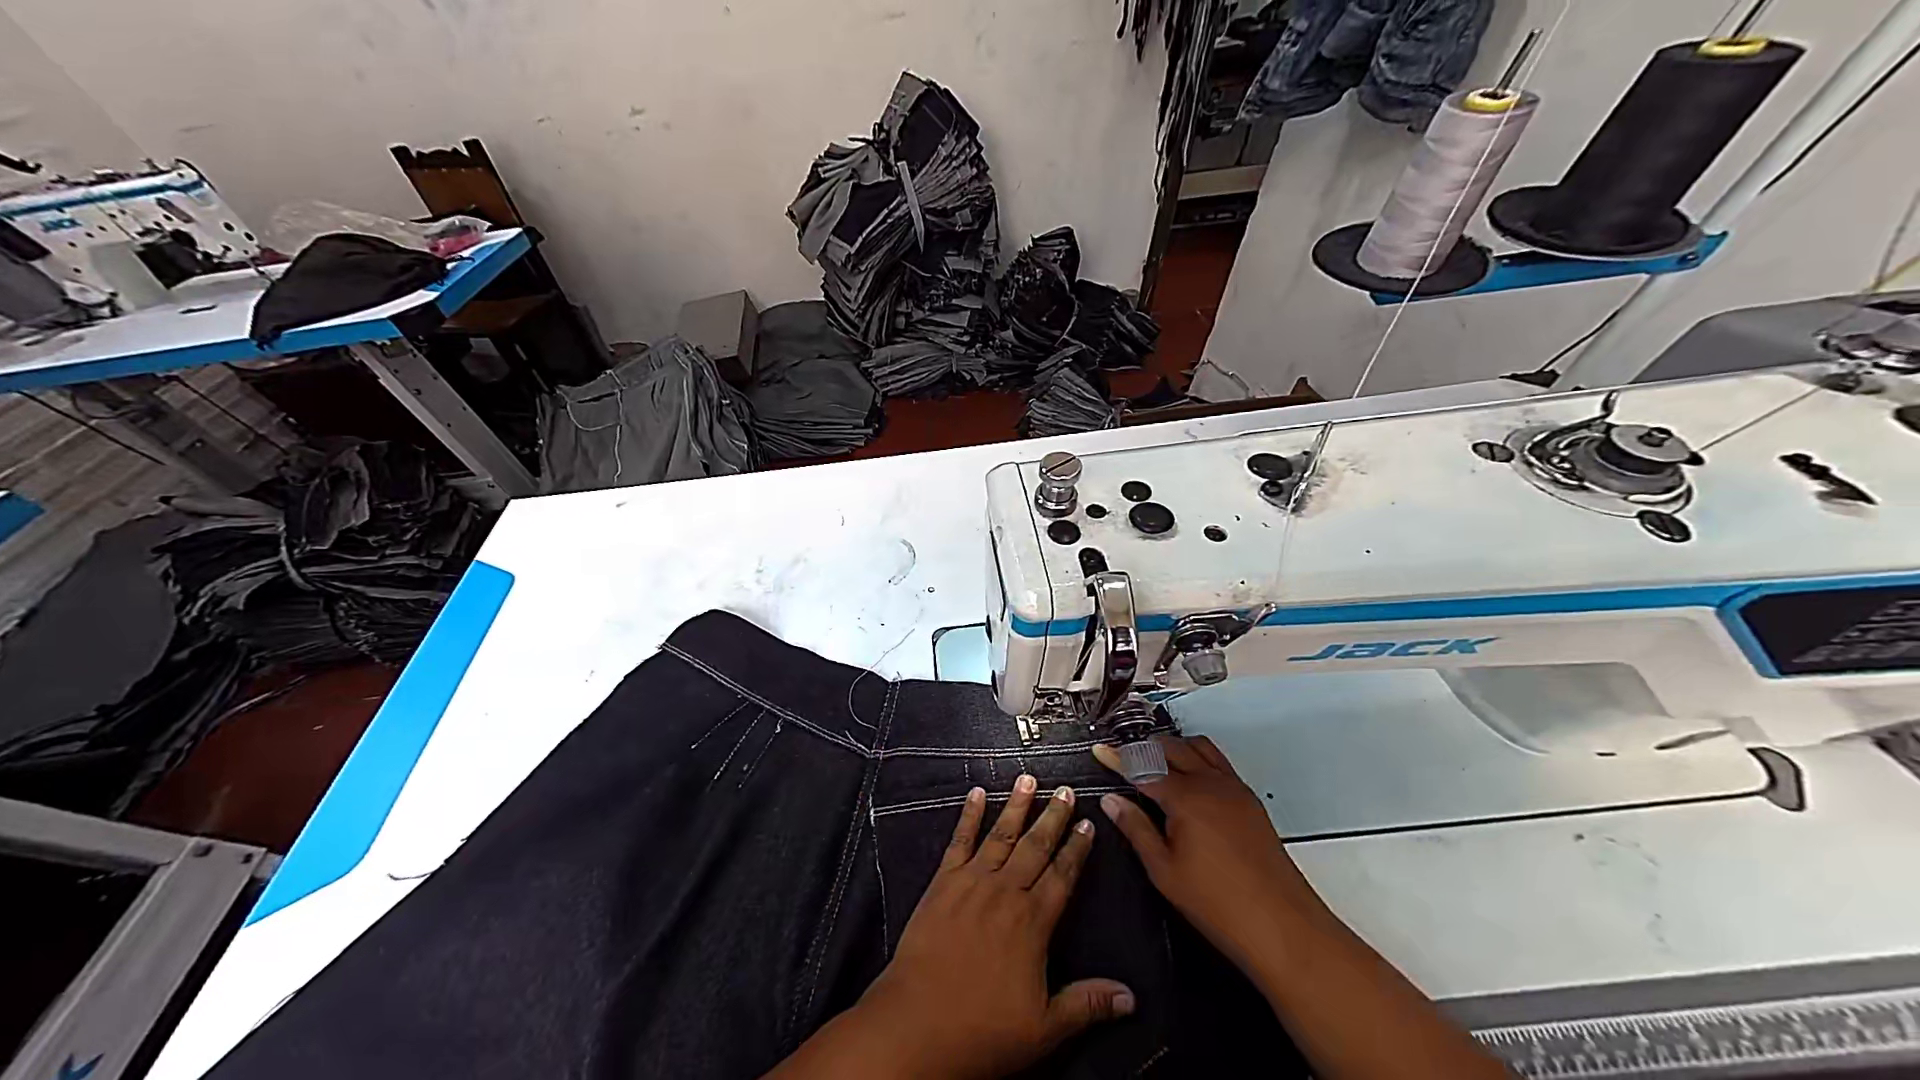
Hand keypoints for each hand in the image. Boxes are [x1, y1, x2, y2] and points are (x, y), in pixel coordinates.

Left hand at [766, 776, 1133, 1079]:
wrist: (917, 1024)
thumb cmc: (982, 1030)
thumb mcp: (1044, 1028)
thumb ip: (1087, 1004)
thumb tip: (1131, 997)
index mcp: (1033, 922)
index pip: (1063, 875)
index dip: (1077, 849)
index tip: (1088, 824)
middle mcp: (1005, 893)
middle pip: (1035, 847)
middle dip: (1053, 817)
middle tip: (1065, 790)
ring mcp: (971, 883)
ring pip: (1000, 835)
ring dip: (1016, 806)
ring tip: (1028, 778)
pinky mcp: (942, 883)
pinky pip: (959, 841)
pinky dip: (969, 816)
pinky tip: (976, 794)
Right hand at [1093, 736, 1335, 974]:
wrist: (1281, 927)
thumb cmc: (1227, 906)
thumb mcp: (1164, 871)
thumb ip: (1136, 829)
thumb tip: (1114, 804)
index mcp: (1186, 798)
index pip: (1142, 766)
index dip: (1117, 757)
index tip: (1103, 752)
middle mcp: (1212, 785)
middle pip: (1170, 747)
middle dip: (1143, 749)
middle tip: (1124, 760)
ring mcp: (1235, 790)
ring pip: (1198, 747)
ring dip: (1173, 748)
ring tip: (1155, 763)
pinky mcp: (1250, 802)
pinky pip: (1220, 763)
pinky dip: (1199, 759)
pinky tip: (1191, 781)